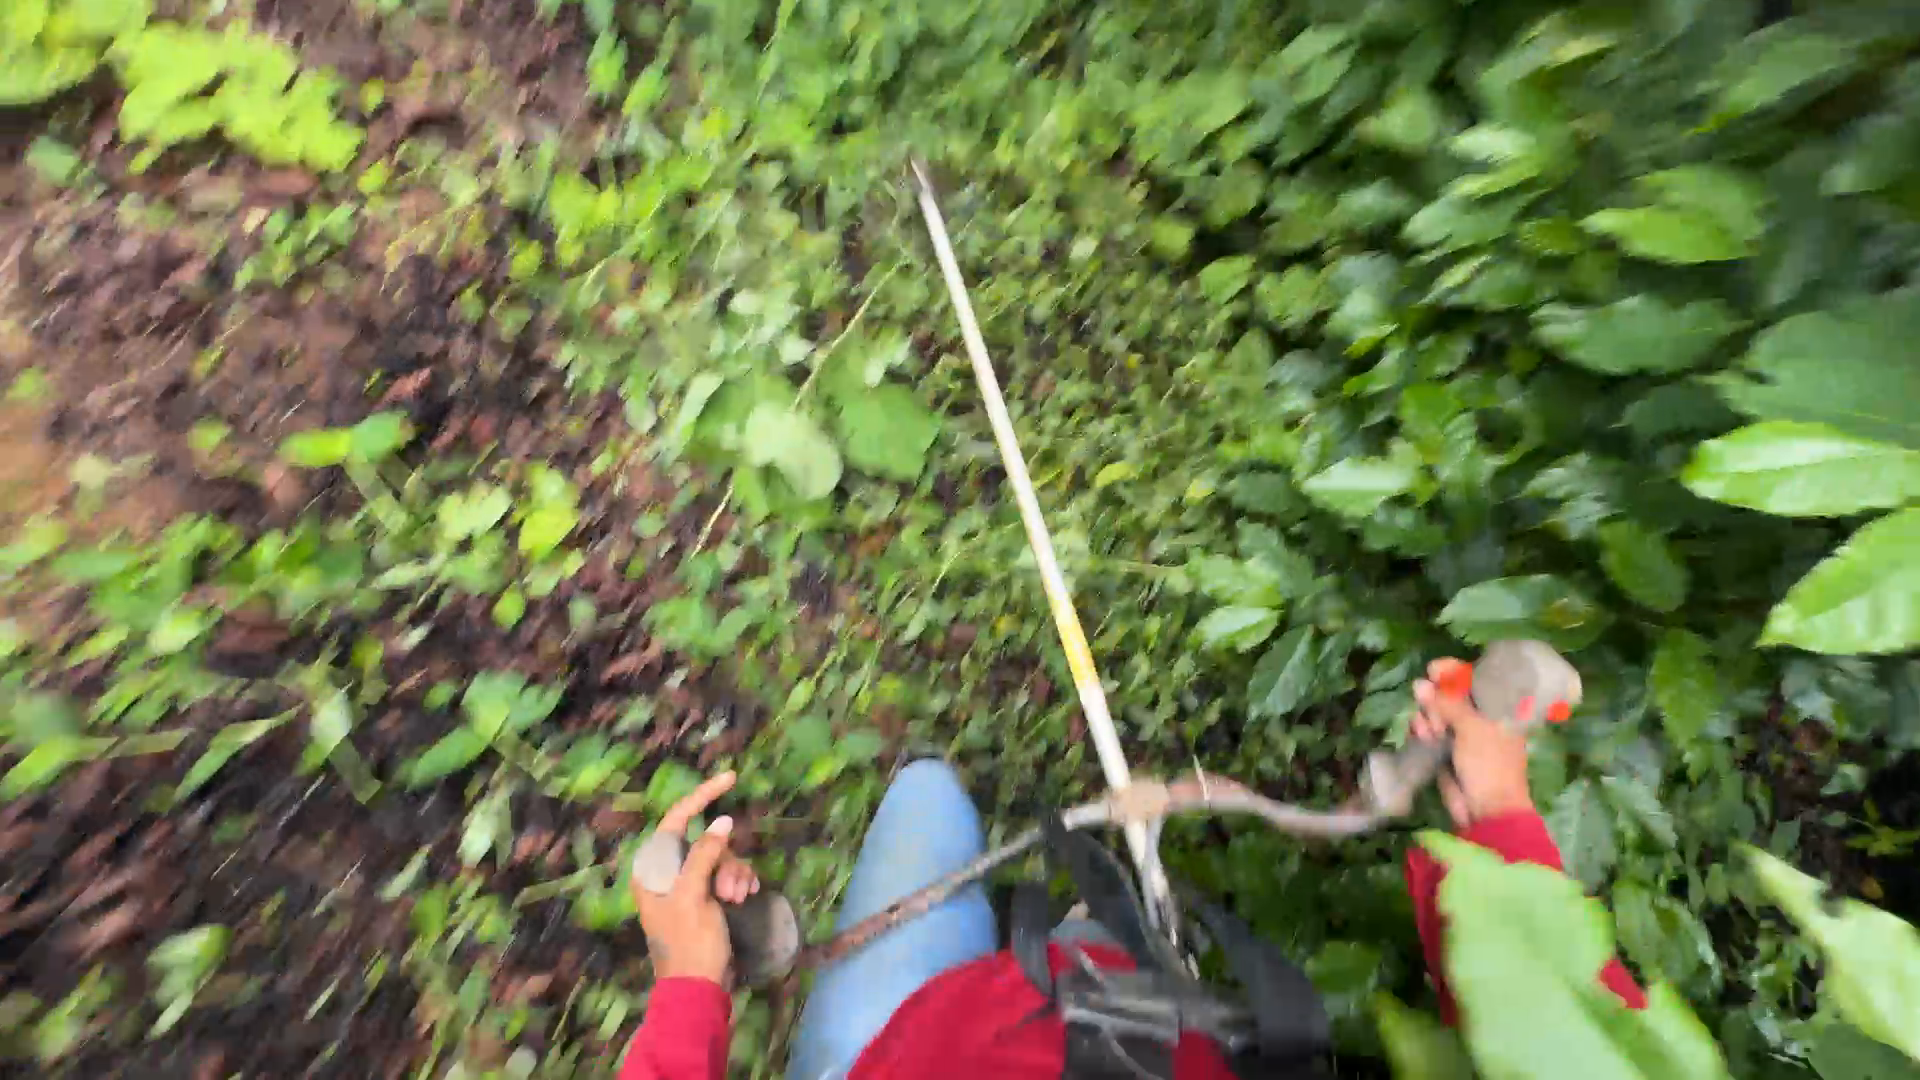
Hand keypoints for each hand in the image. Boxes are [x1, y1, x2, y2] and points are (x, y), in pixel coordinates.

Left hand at [631, 770, 761, 985]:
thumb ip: (705, 855)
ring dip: (735, 874)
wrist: (698, 990)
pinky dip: (740, 881)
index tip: (731, 778)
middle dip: (726, 858)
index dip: (703, 795)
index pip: (677, 818)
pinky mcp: (706, 896)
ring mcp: (688, 884)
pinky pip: (729, 872)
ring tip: (738, 898)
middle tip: (730, 888)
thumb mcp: (694, 896)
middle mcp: (668, 872)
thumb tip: (723, 821)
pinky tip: (747, 896)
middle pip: (707, 840)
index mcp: (653, 870)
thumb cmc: (689, 944)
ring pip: (722, 856)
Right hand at [1411, 658, 1535, 827]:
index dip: (1454, 672)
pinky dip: (1422, 729)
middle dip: (1436, 698)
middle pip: (1450, 692)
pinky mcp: (1445, 746)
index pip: (1476, 677)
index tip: (1433, 671)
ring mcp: (1462, 731)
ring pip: (1435, 709)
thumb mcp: (1472, 728)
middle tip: (1437, 715)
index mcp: (1499, 708)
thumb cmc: (1489, 764)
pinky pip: (1427, 727)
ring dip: (1428, 716)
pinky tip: (1422, 735)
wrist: (1486, 808)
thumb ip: (1446, 703)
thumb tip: (1419, 684)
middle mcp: (1481, 716)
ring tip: (1430, 731)